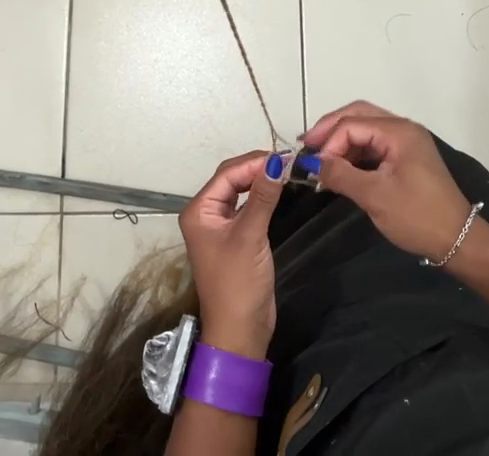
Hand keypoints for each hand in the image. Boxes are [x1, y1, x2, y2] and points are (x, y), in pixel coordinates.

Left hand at [178, 151, 281, 358]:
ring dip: (261, 181)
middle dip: (257, 168)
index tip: (285, 157)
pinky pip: (248, 206)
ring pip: (241, 191)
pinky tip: (279, 191)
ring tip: (287, 172)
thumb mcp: (250, 236)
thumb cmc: (238, 283)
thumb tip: (277, 161)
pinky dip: (262, 196)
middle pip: (232, 179)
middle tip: (289, 163)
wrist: (240, 332)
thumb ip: (263, 197)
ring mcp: (220, 226)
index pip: (227, 174)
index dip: (254, 163)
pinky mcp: (236, 237)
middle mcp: (206, 214)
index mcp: (199, 210)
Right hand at [303, 102, 474, 262]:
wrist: (458, 240)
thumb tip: (313, 164)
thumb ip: (341, 175)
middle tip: (307, 145)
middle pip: (358, 115)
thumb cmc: (417, 216)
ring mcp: (406, 143)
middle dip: (330, 128)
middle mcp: (403, 129)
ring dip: (341, 139)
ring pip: (365, 128)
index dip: (329, 142)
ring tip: (319, 156)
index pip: (352, 124)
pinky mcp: (406, 158)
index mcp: (399, 132)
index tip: (314, 167)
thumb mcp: (374, 196)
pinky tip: (340, 165)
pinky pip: (374, 144)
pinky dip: (354, 151)